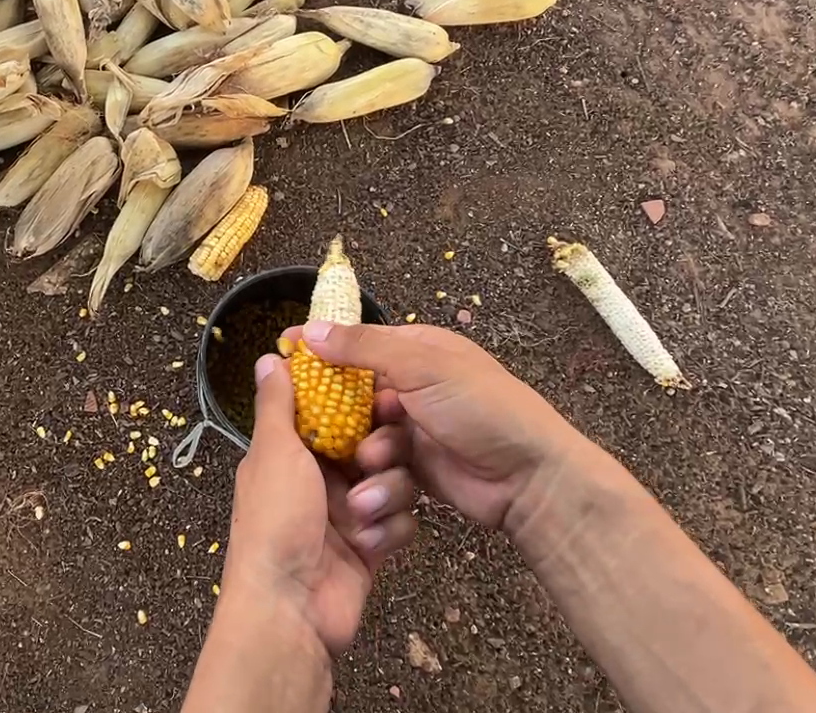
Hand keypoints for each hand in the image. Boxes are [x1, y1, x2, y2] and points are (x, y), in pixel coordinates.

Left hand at [221, 352, 418, 653]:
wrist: (291, 608)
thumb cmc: (275, 520)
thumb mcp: (274, 451)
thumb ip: (277, 404)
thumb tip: (268, 356)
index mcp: (288, 449)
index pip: (327, 411)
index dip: (351, 398)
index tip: (377, 387)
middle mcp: (318, 475)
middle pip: (367, 442)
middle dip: (379, 450)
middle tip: (375, 456)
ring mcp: (346, 511)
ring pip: (389, 480)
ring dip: (382, 495)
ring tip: (362, 513)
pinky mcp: (371, 544)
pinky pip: (399, 521)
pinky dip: (388, 531)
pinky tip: (371, 544)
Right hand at [280, 321, 588, 532]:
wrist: (532, 479)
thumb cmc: (481, 408)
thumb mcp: (421, 366)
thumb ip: (362, 347)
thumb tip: (310, 330)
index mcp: (416, 349)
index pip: (357, 341)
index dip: (322, 345)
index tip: (284, 349)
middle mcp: (412, 384)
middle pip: (354, 391)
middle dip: (339, 411)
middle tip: (312, 422)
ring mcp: (414, 426)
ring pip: (364, 433)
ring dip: (365, 450)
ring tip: (376, 461)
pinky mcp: (416, 466)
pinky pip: (381, 465)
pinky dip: (379, 476)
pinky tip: (380, 485)